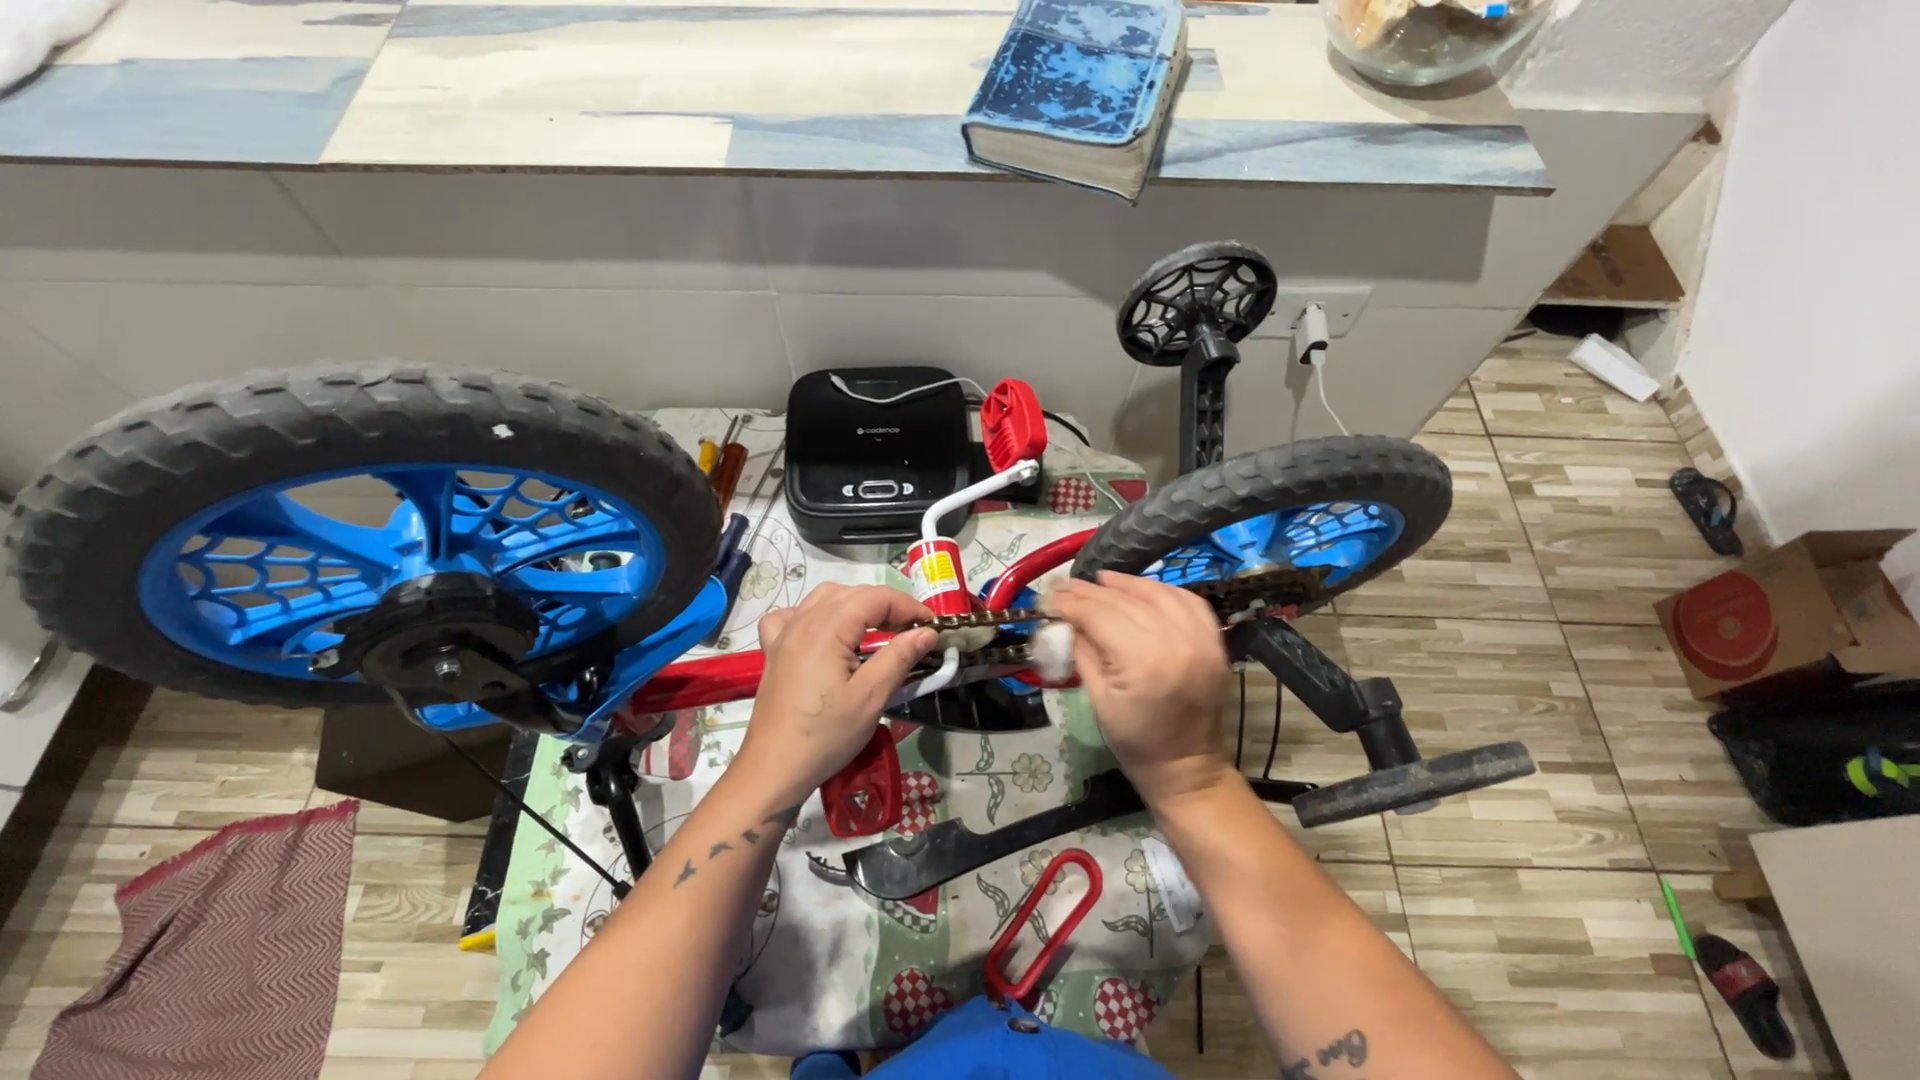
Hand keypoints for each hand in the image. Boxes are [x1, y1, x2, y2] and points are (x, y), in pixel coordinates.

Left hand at [733, 584, 938, 805]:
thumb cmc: (826, 735)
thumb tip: (927, 632)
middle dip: (887, 605)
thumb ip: (899, 657)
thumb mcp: (871, 697)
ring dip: (855, 604)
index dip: (908, 606)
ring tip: (878, 628)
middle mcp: (802, 621)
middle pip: (851, 593)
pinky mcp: (774, 652)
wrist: (775, 767)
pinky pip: (792, 616)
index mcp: (827, 628)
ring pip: (823, 598)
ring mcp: (784, 635)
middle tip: (913, 631)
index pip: (876, 598)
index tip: (932, 628)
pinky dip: (814, 615)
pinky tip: (824, 632)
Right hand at [1045, 571, 1229, 803]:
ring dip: (1126, 584)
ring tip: (1100, 579)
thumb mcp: (1098, 698)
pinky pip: (1189, 602)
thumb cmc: (1134, 741)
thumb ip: (1082, 651)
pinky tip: (1141, 590)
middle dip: (1090, 591)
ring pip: (1158, 594)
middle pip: (1125, 601)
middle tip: (1064, 585)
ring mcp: (1200, 639)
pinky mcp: (1214, 643)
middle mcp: (1175, 641)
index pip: (1099, 615)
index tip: (1047, 596)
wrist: (1186, 766)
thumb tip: (1064, 618)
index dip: (1070, 603)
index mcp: (1142, 661)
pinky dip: (1163, 591)